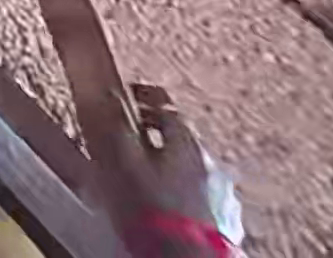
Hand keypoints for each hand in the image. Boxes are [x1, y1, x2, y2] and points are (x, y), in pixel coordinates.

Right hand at [112, 85, 221, 254]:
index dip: (143, 97)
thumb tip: (105, 92)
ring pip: (190, 165)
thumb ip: (113, 121)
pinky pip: (199, 192)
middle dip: (154, 132)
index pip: (166, 107)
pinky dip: (181, 188)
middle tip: (128, 136)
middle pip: (180, 136)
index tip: (126, 97)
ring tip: (143, 171)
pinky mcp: (226, 222)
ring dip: (168, 161)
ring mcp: (223, 196)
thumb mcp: (120, 156)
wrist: (185, 256)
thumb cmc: (149, 203)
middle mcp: (211, 165)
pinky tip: (163, 199)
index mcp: (186, 145)